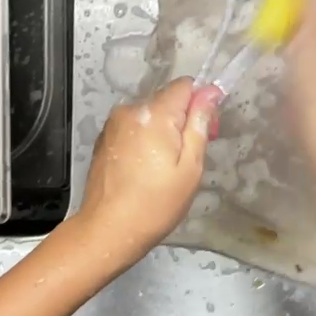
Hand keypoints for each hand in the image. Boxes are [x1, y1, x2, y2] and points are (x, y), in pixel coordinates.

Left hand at [69, 79, 214, 263]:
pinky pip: (133, 128)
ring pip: (149, 115)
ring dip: (163, 131)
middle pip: (166, 99)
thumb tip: (211, 92)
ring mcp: (113, 124)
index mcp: (153, 113)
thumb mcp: (190, 167)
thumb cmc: (156, 203)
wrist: (108, 229)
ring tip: (165, 168)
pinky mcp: (104, 139)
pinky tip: (144, 169)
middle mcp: (129, 110)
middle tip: (188, 158)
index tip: (207, 133)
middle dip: (182, 120)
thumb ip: (199, 124)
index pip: (184, 86)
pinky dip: (144, 140)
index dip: (201, 104)